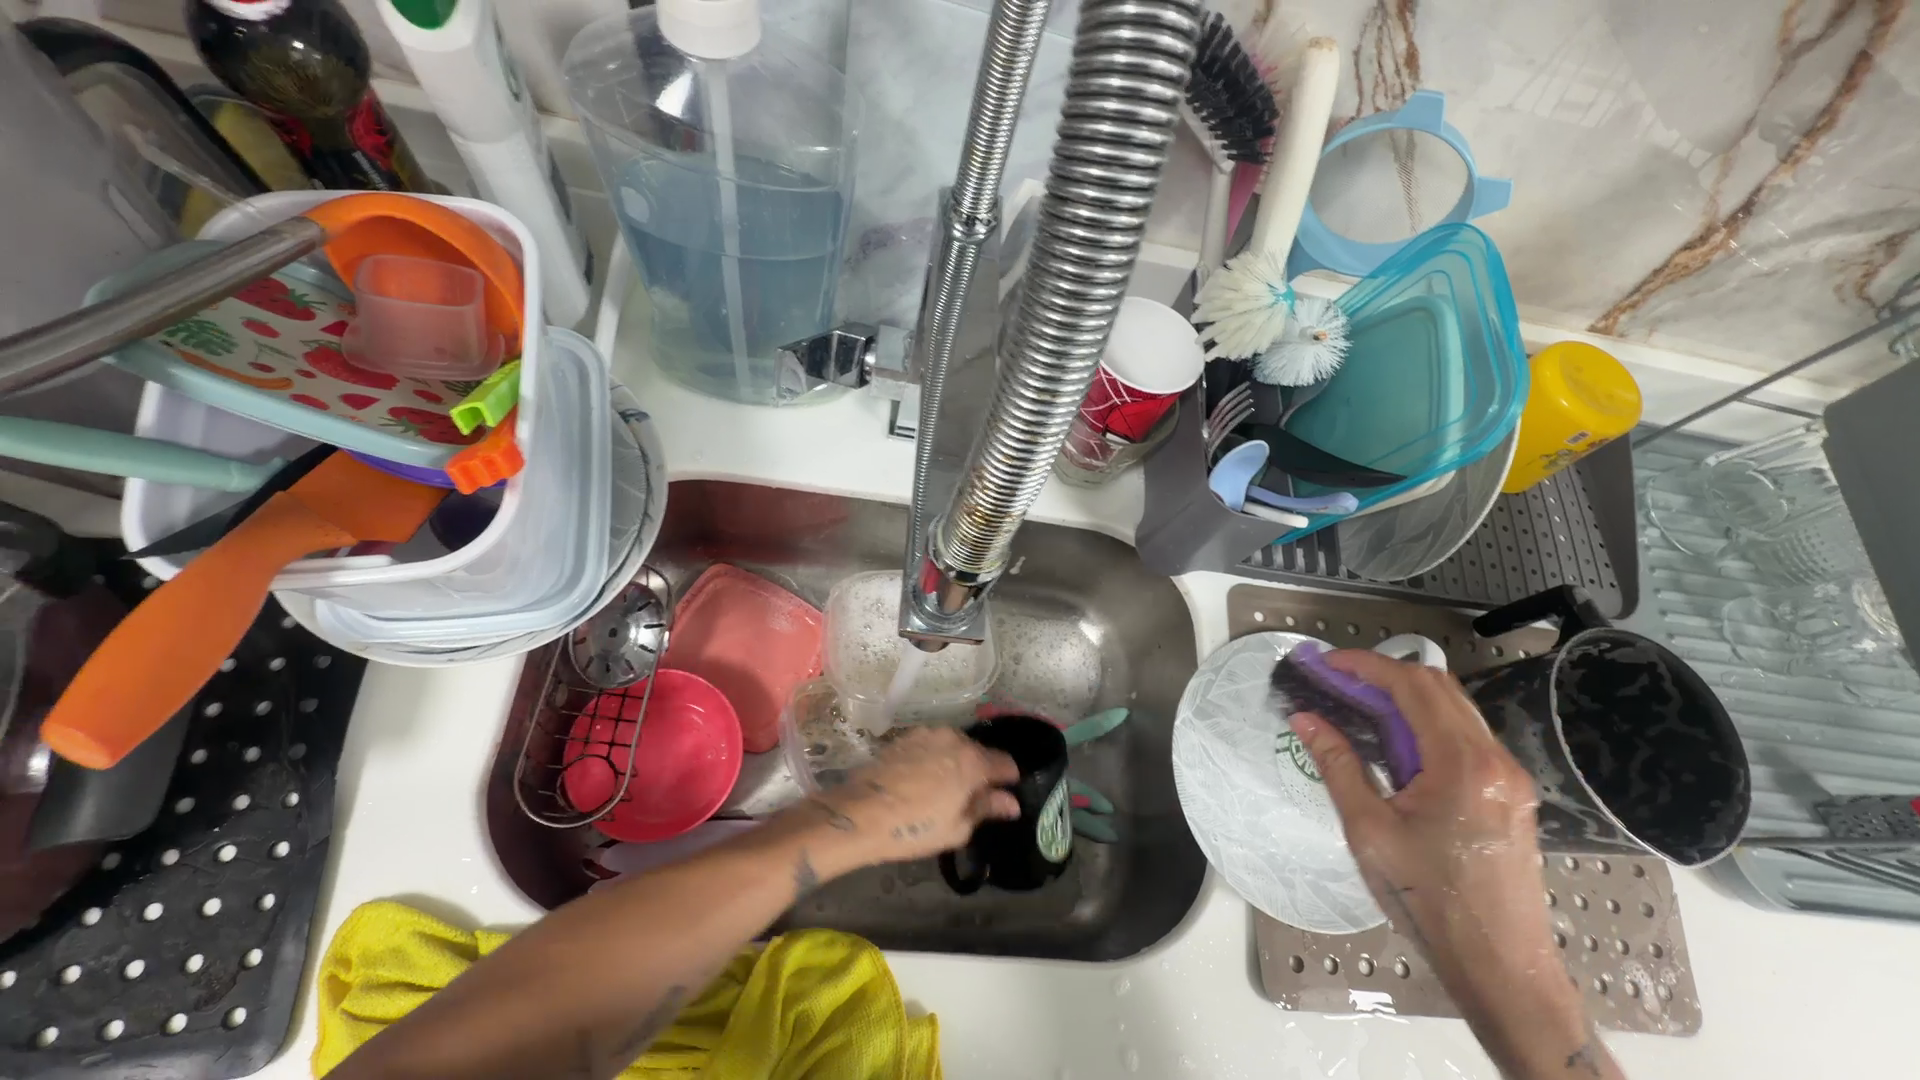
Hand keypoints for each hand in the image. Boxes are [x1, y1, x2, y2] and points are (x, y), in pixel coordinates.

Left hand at [809, 726, 1020, 865]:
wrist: (860, 814)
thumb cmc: (914, 827)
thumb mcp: (957, 827)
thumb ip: (986, 808)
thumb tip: (1011, 803)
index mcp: (973, 761)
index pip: (1005, 763)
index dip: (1008, 780)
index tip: (1003, 796)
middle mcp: (953, 739)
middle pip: (979, 752)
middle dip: (980, 772)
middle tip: (971, 798)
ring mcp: (926, 734)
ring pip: (953, 746)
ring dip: (956, 763)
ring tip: (944, 789)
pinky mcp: (904, 738)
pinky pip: (931, 746)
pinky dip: (934, 759)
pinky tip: (923, 780)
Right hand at [1289, 651, 1571, 1012]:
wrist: (1500, 965)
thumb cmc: (1427, 900)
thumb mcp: (1368, 831)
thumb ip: (1338, 765)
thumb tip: (1305, 719)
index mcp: (1461, 764)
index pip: (1413, 686)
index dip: (1366, 666)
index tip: (1326, 664)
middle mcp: (1495, 759)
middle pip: (1439, 688)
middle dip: (1385, 674)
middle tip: (1337, 682)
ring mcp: (1508, 776)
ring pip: (1455, 710)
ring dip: (1406, 698)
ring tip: (1358, 708)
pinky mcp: (1509, 793)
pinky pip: (1465, 737)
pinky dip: (1426, 725)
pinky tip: (1394, 744)